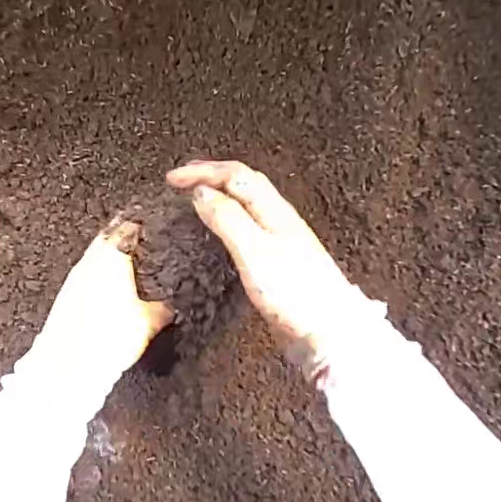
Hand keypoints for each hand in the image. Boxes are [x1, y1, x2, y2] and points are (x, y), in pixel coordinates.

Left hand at [33, 221, 175, 377]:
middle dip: (129, 238)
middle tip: (149, 244)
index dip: (146, 224)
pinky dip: (103, 275)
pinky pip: (89, 274)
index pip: (130, 225)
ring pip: (98, 255)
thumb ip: (166, 305)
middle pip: (111, 236)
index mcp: (111, 256)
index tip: (159, 227)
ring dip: (114, 256)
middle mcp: (90, 260)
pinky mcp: (67, 295)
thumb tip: (179, 299)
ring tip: (135, 267)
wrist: (65, 370)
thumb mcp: (150, 322)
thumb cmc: (106, 341)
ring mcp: (75, 277)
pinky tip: (115, 291)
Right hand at [165, 160, 365, 364]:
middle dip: (211, 175)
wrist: (329, 330)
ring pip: (248, 203)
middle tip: (182, 179)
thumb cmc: (294, 293)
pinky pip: (250, 225)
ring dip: (221, 194)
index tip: (172, 180)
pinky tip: (222, 231)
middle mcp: (279, 219)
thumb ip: (227, 219)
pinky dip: (229, 217)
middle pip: (244, 183)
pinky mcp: (280, 260)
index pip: (235, 175)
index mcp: (274, 211)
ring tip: (197, 198)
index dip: (202, 171)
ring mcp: (281, 239)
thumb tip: (201, 192)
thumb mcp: (254, 252)